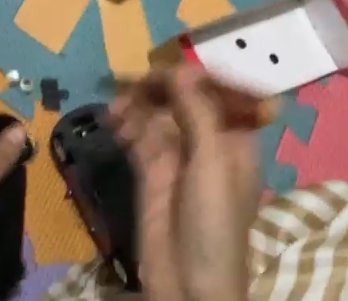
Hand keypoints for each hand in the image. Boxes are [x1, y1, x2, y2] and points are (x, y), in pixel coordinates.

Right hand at [112, 66, 264, 300]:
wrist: (189, 287)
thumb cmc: (214, 227)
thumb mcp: (211, 166)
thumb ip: (197, 113)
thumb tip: (181, 69)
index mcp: (234, 142)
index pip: (221, 94)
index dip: (198, 76)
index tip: (170, 68)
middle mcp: (207, 143)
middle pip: (183, 99)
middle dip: (158, 87)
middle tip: (132, 86)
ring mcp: (177, 156)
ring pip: (156, 113)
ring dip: (136, 104)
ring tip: (116, 109)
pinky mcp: (151, 170)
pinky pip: (137, 134)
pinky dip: (125, 123)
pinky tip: (113, 123)